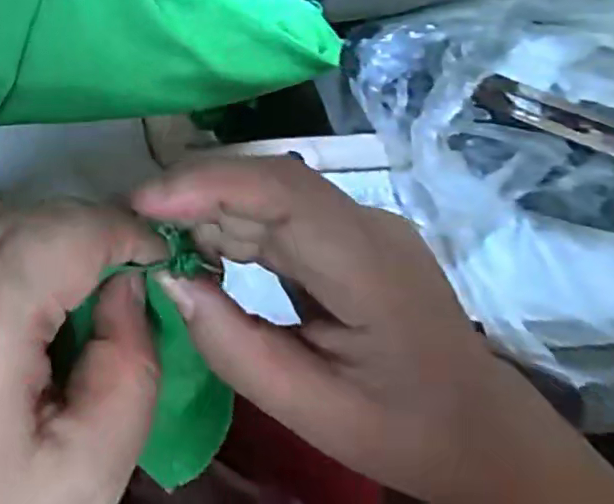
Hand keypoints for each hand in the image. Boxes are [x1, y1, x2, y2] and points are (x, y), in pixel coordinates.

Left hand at [0, 200, 165, 503]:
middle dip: (89, 239)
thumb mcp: (88, 466)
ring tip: (66, 300)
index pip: (75, 228)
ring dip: (45, 239)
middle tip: (121, 289)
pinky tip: (12, 296)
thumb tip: (126, 284)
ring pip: (1, 212)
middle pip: (38, 213)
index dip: (129, 234)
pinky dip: (1, 244)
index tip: (161, 259)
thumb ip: (130, 364)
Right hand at [132, 157, 613, 503]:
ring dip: (197, 203)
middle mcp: (363, 223)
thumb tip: (165, 276)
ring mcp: (351, 218)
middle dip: (186, 190)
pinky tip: (195, 246)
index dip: (204, 184)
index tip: (140, 202)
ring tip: (150, 234)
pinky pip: (264, 204)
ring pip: (256, 184)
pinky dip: (219, 217)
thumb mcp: (314, 411)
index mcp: (371, 268)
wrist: (486, 436)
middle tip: (127, 219)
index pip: (281, 193)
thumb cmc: (405, 430)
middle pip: (260, 178)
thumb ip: (232, 347)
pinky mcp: (334, 225)